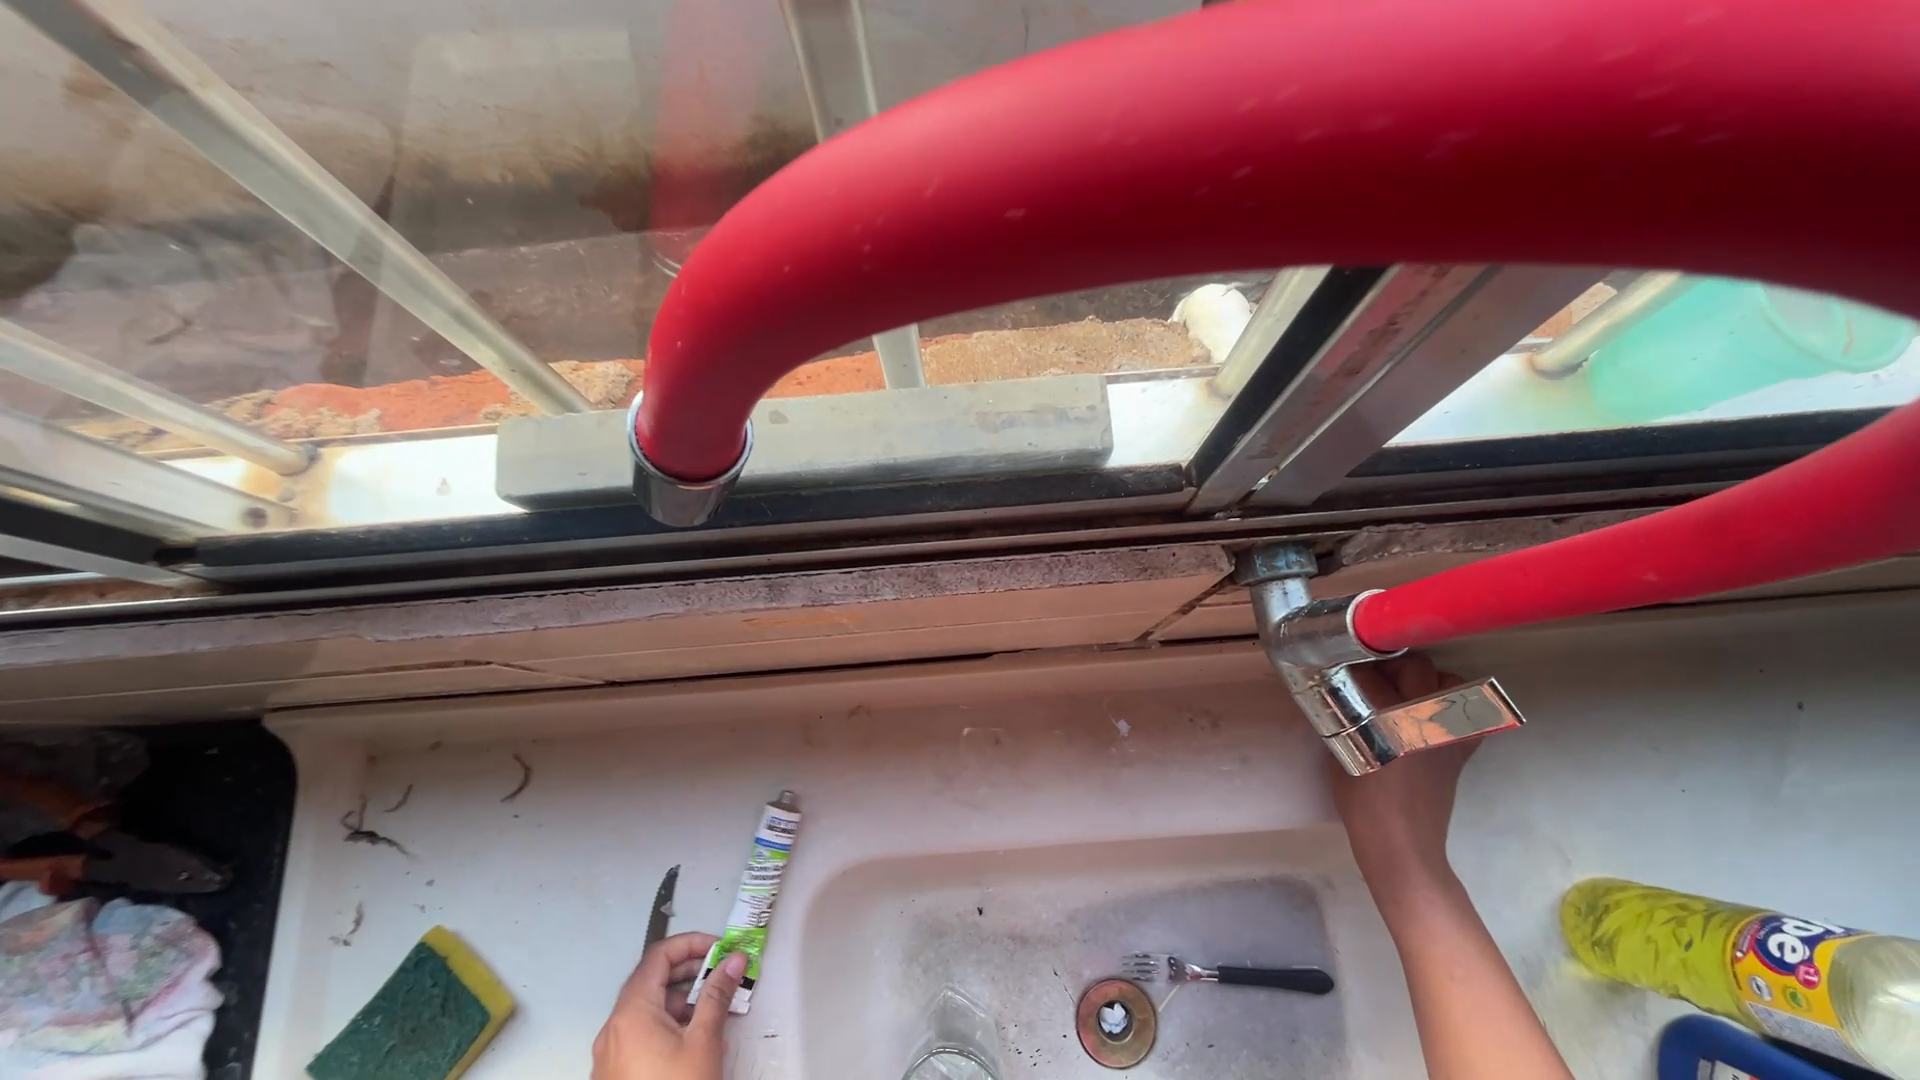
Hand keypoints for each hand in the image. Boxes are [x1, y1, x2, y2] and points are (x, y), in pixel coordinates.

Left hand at [593, 932, 746, 1079]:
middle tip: (722, 974)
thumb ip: (717, 994)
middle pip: (651, 981)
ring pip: (648, 1009)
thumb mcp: (703, 1041)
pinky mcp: (616, 1073)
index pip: (658, 956)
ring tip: (713, 1009)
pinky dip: (668, 1024)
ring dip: (681, 1000)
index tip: (719, 948)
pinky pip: (642, 1033)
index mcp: (631, 1013)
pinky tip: (694, 1039)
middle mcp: (614, 1029)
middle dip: (689, 971)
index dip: (691, 944)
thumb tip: (732, 961)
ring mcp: (611, 1053)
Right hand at [1327, 653, 1477, 885]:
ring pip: (1449, 681)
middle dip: (1392, 665)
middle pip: (1416, 666)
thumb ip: (1342, 713)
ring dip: (1428, 680)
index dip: (1357, 661)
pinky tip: (1431, 714)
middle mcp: (1427, 716)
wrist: (1400, 842)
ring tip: (1405, 692)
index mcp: (1391, 715)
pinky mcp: (1464, 747)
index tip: (1345, 663)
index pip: (1374, 669)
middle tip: (1372, 677)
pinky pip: (1470, 711)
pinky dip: (1454, 704)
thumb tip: (1334, 686)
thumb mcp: (1340, 749)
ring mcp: (1451, 730)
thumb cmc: (1361, 799)